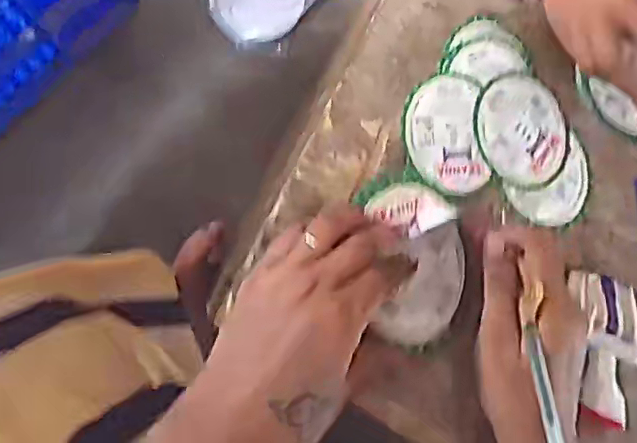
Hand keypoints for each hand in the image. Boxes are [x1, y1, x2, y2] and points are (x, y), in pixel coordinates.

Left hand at [179, 207, 399, 441]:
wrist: (226, 420)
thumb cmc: (288, 416)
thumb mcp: (339, 393)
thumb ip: (371, 361)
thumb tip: (398, 348)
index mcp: (342, 314)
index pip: (381, 276)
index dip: (400, 268)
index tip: (410, 264)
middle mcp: (316, 281)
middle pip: (359, 242)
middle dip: (383, 235)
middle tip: (395, 234)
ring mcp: (286, 272)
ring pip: (325, 225)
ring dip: (349, 217)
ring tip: (361, 219)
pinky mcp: (260, 271)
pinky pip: (289, 234)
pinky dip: (309, 227)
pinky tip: (317, 232)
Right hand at [476, 227, 586, 442]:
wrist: (537, 439)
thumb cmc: (512, 391)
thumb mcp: (497, 339)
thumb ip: (499, 286)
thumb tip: (494, 241)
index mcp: (557, 304)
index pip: (542, 243)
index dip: (513, 231)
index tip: (484, 239)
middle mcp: (572, 304)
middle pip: (547, 253)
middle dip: (514, 243)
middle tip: (482, 249)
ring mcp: (573, 316)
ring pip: (546, 269)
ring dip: (518, 260)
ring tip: (488, 266)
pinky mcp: (567, 328)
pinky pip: (546, 288)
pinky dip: (524, 279)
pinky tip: (503, 291)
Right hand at [535, 0, 636, 99]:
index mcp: (625, 5)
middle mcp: (600, 21)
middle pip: (617, 65)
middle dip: (634, 84)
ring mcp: (575, 27)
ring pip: (593, 66)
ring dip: (612, 78)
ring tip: (624, 82)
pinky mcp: (558, 28)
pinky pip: (575, 56)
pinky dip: (591, 64)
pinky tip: (600, 63)